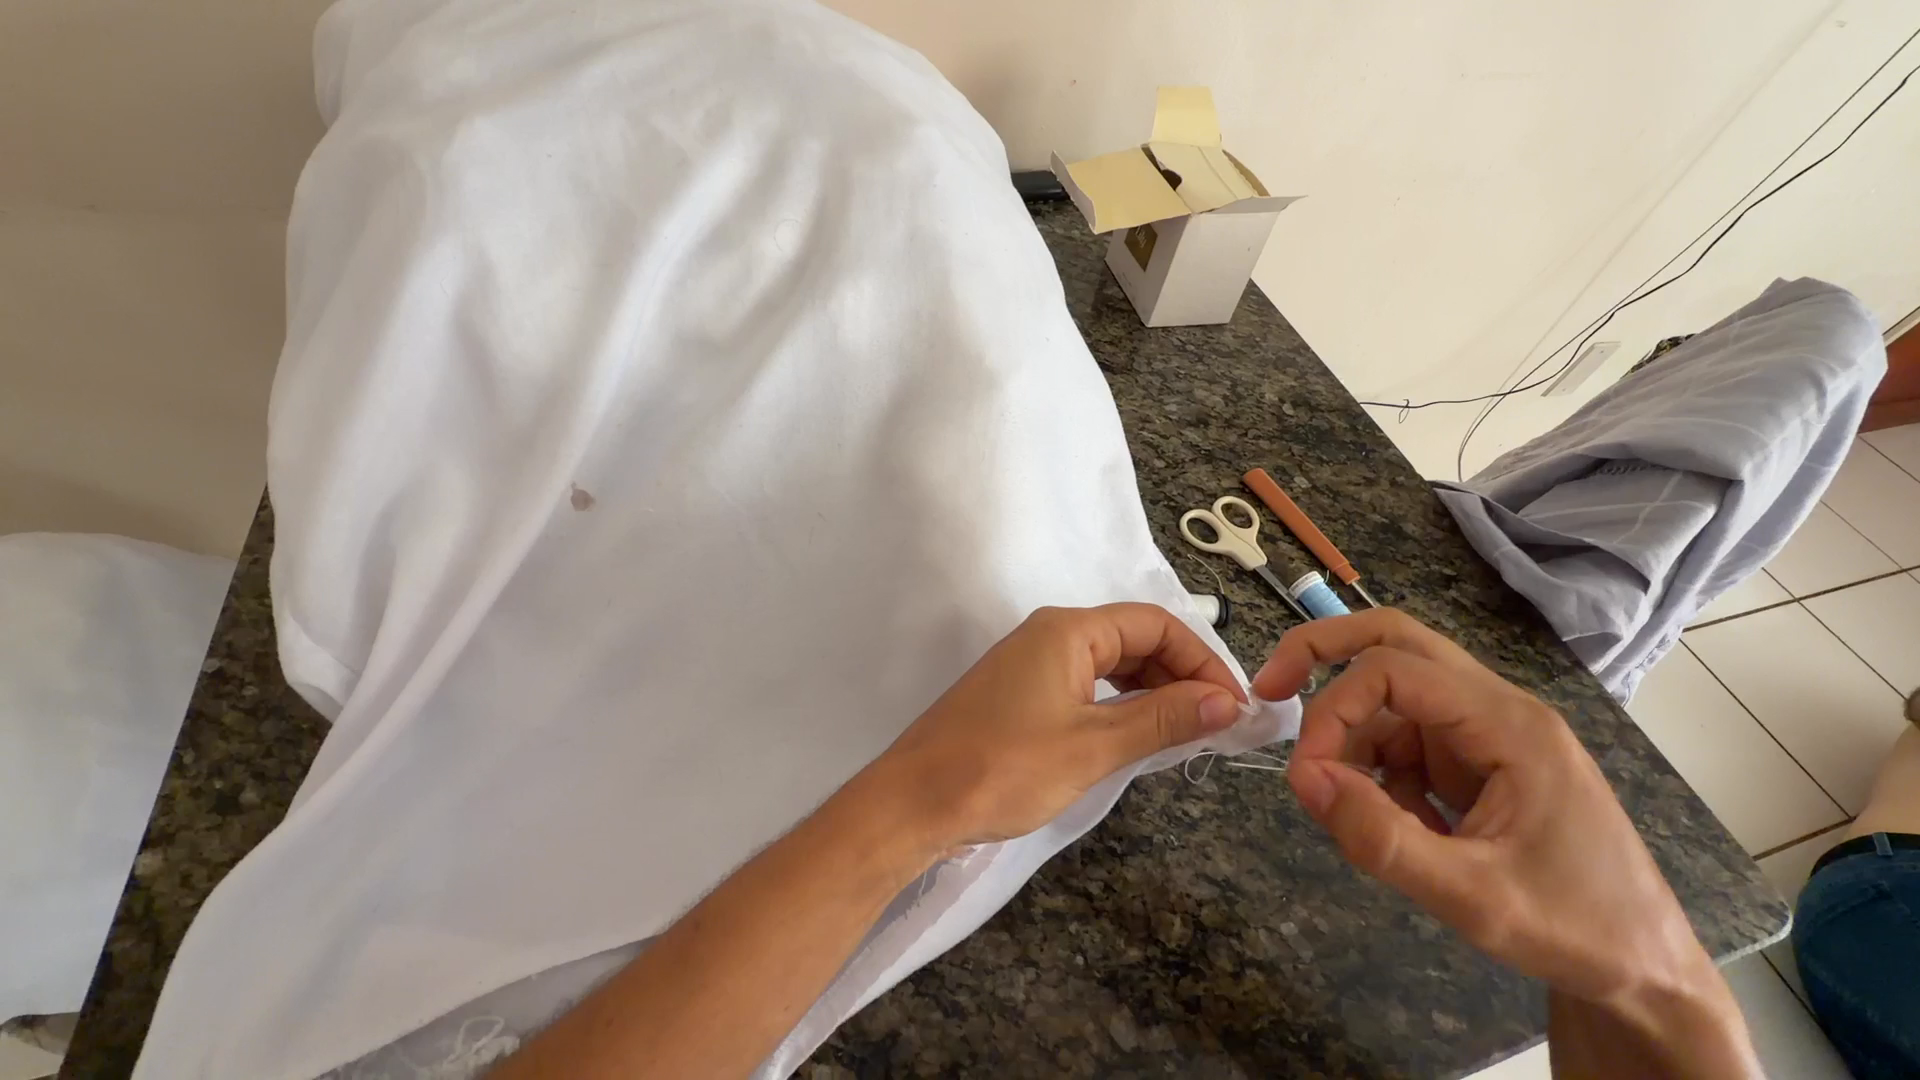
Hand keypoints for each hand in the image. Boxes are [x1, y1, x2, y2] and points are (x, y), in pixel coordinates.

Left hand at [867, 603, 1244, 855]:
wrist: (915, 802)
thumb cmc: (1003, 768)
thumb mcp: (1093, 746)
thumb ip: (1163, 719)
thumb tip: (1227, 702)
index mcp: (1068, 631)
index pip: (1154, 624)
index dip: (1202, 660)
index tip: (1233, 706)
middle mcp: (1050, 635)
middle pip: (1134, 640)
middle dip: (1181, 677)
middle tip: (1218, 725)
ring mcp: (1031, 664)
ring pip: (1111, 666)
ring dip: (1153, 694)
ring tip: (1189, 734)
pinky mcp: (1020, 695)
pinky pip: (1086, 688)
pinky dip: (1119, 707)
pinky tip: (1139, 737)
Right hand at [1253, 609, 1721, 1008]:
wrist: (1646, 973)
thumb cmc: (1575, 930)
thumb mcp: (1472, 898)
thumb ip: (1380, 838)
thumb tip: (1301, 779)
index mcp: (1508, 724)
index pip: (1393, 670)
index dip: (1332, 709)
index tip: (1305, 776)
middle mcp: (1494, 710)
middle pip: (1395, 640)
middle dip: (1322, 654)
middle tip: (1269, 688)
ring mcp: (1482, 733)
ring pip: (1388, 696)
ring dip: (1349, 736)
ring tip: (1344, 806)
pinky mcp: (1471, 761)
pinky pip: (1400, 739)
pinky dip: (1371, 769)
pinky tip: (1389, 821)